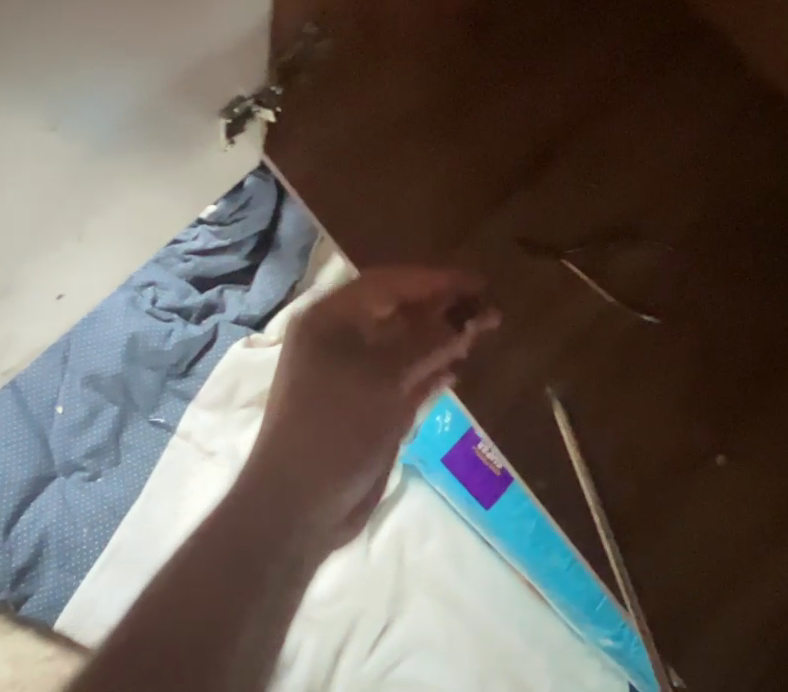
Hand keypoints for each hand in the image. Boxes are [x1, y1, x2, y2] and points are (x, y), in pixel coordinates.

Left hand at [237, 267, 500, 550]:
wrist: (298, 507)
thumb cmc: (334, 430)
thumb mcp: (385, 381)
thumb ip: (431, 345)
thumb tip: (477, 317)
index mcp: (330, 319)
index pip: (389, 284)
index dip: (436, 280)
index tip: (480, 282)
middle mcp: (339, 338)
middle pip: (398, 311)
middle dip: (441, 308)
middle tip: (489, 306)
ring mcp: (352, 372)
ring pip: (403, 344)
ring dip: (440, 339)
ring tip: (483, 333)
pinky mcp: (365, 403)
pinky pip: (403, 376)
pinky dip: (429, 371)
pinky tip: (457, 371)